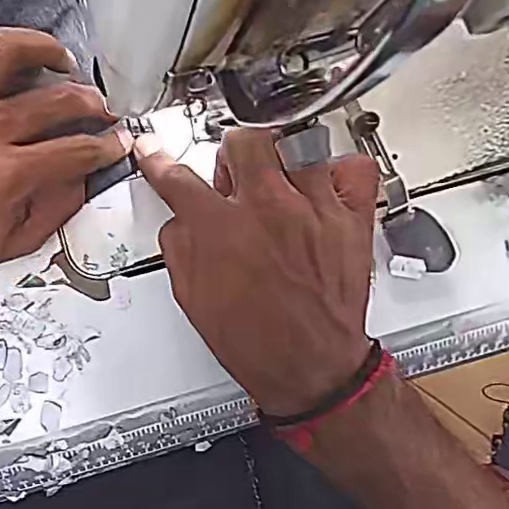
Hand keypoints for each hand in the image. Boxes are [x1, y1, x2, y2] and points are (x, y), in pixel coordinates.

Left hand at [0, 25, 128, 333]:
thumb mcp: (15, 242)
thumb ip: (57, 207)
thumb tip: (84, 174)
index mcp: (5, 175)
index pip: (76, 148)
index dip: (106, 145)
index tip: (114, 142)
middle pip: (53, 98)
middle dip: (90, 102)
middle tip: (98, 108)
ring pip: (1, 50)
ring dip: (40, 46)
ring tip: (58, 59)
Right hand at [137, 128, 378, 415]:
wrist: (309, 367)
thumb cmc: (256, 341)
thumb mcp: (193, 297)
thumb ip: (179, 247)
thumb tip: (179, 220)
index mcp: (220, 230)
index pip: (177, 178)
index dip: (158, 160)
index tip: (155, 152)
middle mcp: (267, 210)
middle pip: (244, 141)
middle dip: (233, 154)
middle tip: (236, 176)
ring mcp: (313, 211)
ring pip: (298, 142)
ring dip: (282, 160)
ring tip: (280, 183)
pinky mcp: (351, 220)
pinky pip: (353, 167)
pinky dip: (339, 171)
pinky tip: (324, 188)